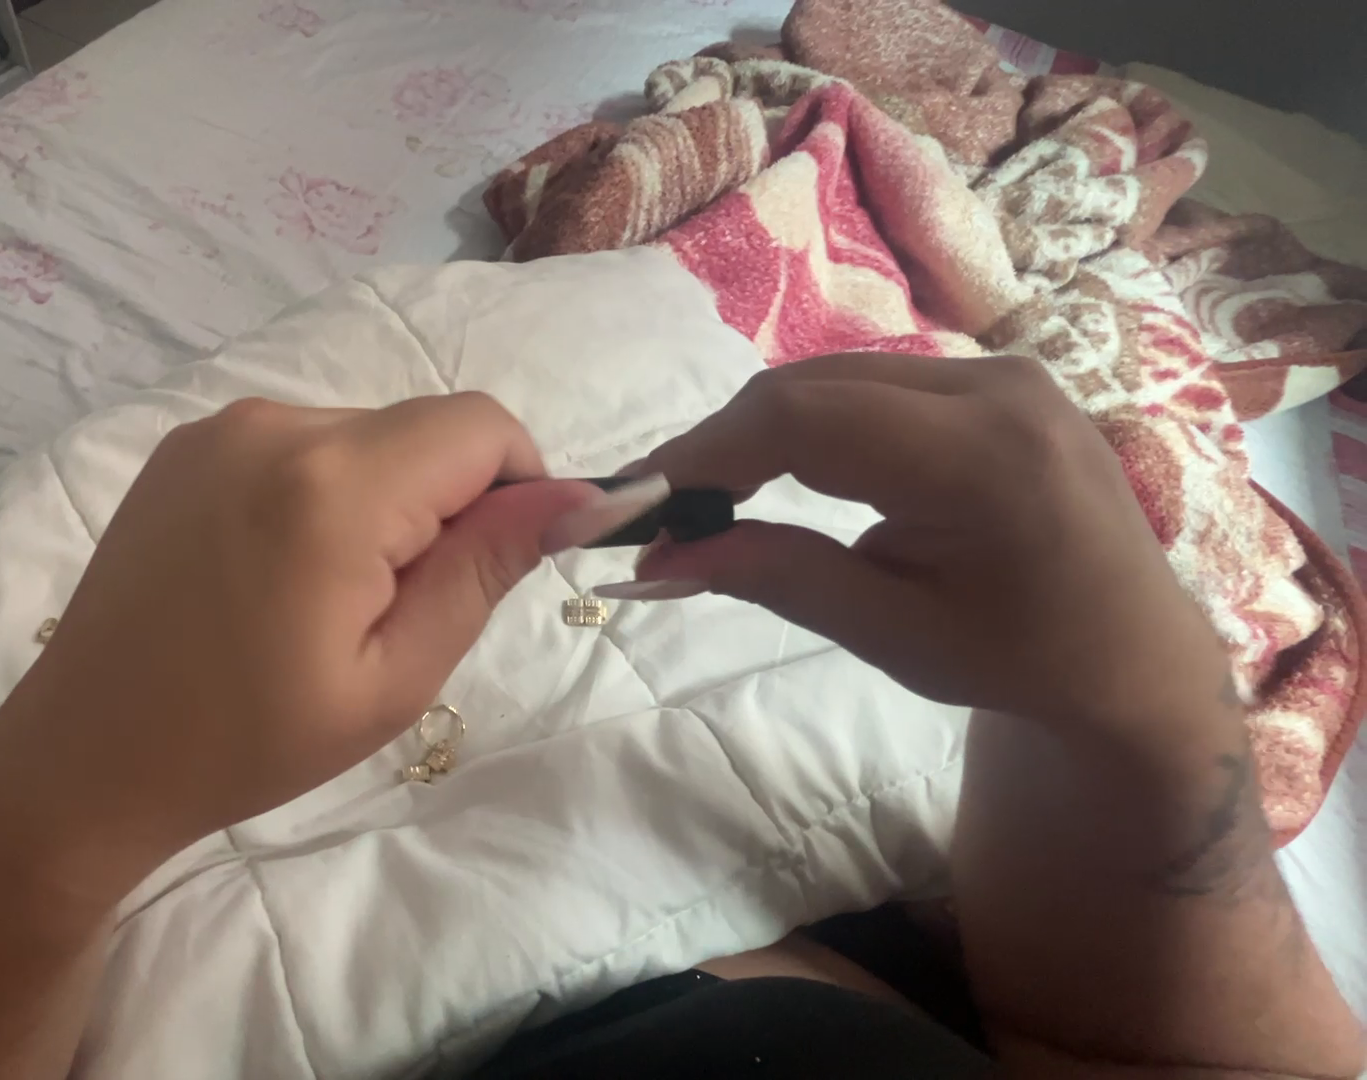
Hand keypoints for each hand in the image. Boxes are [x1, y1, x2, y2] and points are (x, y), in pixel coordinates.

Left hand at [2, 394, 640, 857]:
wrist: (86, 755)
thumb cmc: (249, 742)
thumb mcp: (396, 675)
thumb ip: (486, 567)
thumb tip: (576, 498)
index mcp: (332, 485)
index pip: (482, 426)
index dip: (520, 482)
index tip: (499, 557)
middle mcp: (274, 423)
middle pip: (422, 428)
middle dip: (447, 501)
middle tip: (400, 604)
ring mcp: (221, 427)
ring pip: (365, 436)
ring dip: (386, 498)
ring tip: (330, 595)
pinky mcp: (187, 444)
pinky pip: (302, 445)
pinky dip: (328, 491)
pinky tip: (281, 569)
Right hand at [613, 353, 1229, 735]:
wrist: (1132, 653)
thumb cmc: (1019, 659)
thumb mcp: (885, 632)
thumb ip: (770, 576)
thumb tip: (656, 560)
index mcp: (983, 457)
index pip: (802, 420)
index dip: (702, 453)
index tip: (636, 502)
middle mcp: (991, 387)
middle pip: (801, 389)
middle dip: (714, 447)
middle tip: (660, 511)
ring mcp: (989, 375)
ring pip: (818, 382)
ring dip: (745, 436)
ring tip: (701, 497)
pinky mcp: (977, 384)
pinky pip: (851, 389)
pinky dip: (787, 430)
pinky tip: (762, 472)